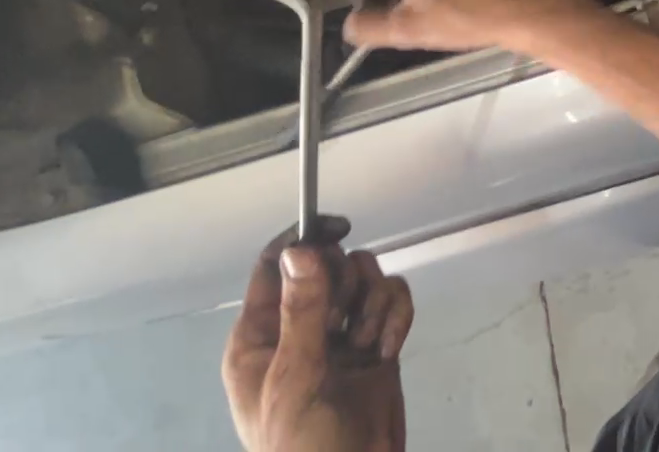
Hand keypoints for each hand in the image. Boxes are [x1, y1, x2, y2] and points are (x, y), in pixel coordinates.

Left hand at [223, 219, 414, 451]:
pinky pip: (392, 300)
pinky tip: (388, 351)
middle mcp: (299, 327)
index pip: (277, 265)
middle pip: (331, 264)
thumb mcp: (296, 378)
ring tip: (369, 347)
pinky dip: (397, 319)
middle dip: (349, 286)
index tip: (339, 229)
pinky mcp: (375, 340)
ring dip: (376, 307)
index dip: (305, 240)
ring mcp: (340, 334)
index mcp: (261, 336)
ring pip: (366, 278)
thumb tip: (301, 249)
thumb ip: (303, 311)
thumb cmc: (305, 443)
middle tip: (347, 323)